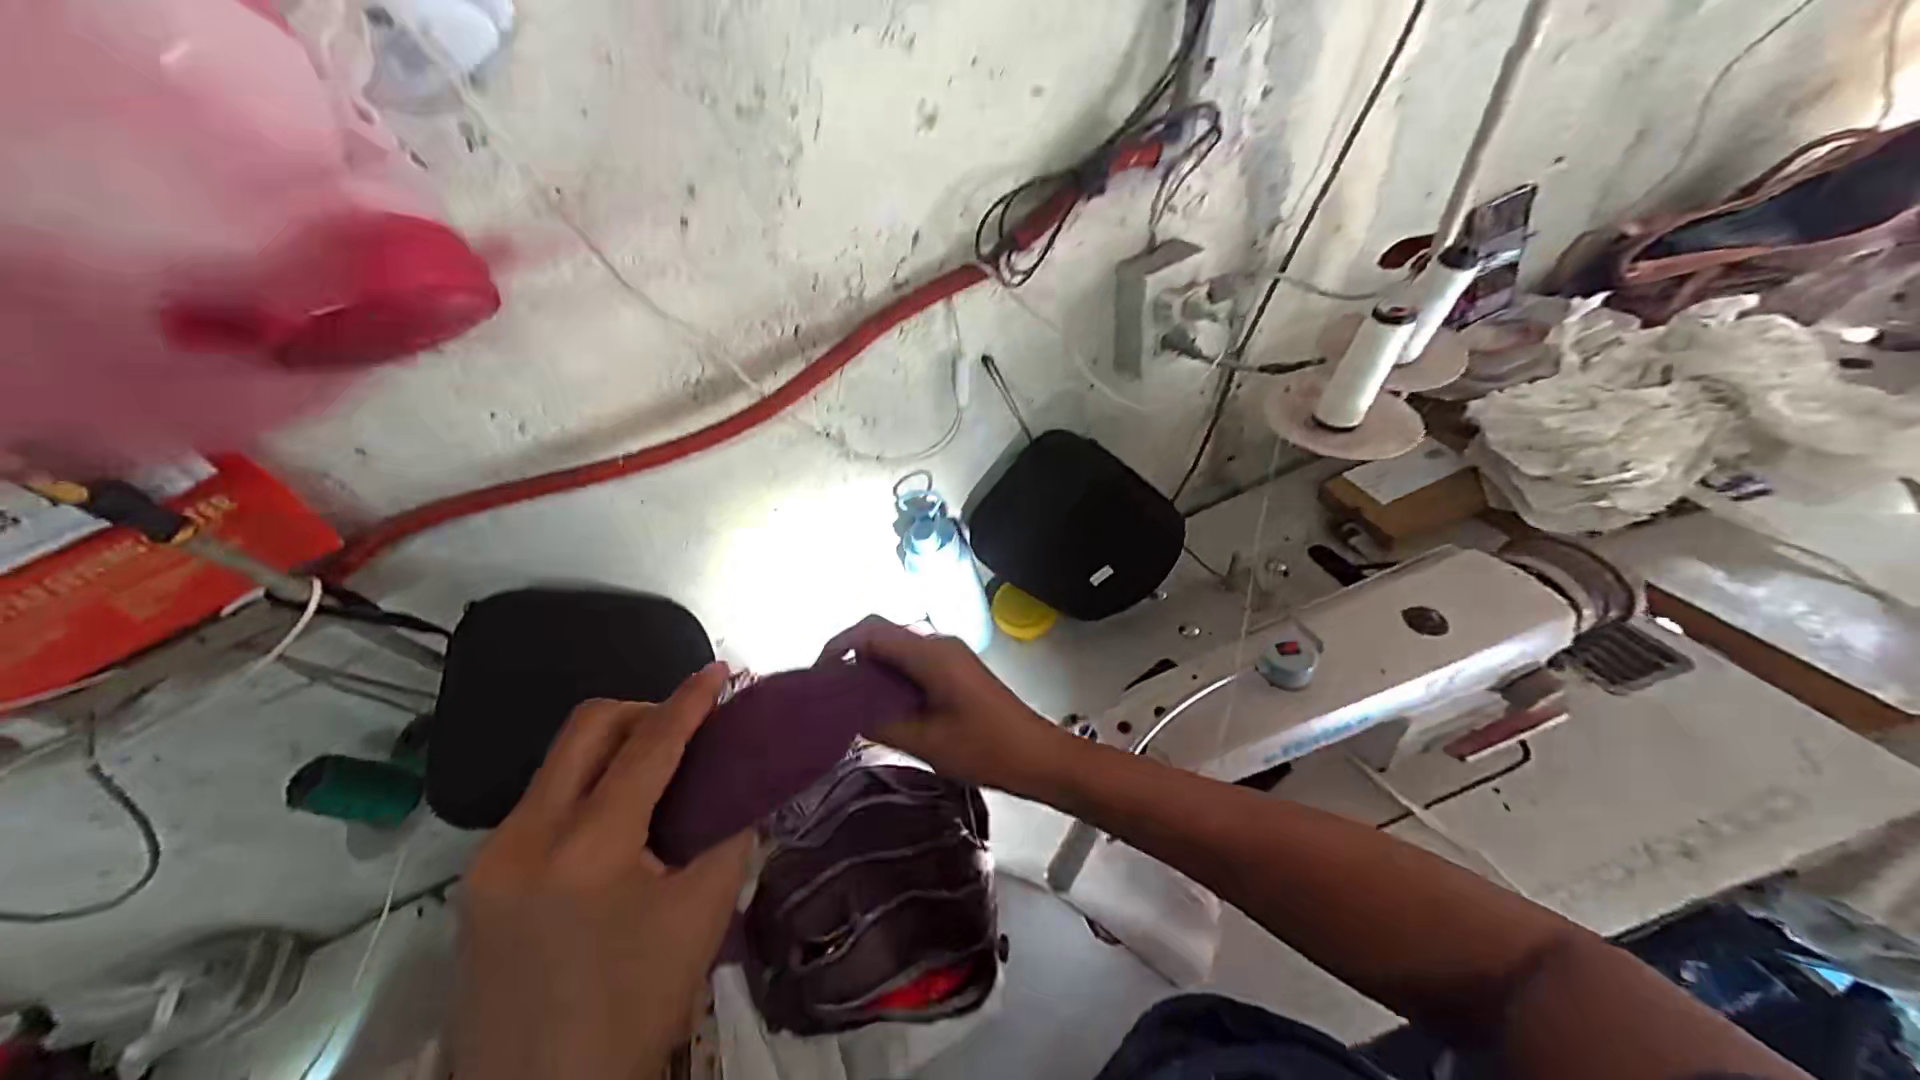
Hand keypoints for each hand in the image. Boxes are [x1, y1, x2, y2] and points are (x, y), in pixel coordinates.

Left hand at [451, 665, 753, 1079]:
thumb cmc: (637, 1005)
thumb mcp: (704, 913)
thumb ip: (730, 830)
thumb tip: (745, 779)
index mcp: (588, 849)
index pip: (648, 746)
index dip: (690, 701)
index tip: (719, 671)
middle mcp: (525, 837)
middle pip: (587, 727)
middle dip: (645, 709)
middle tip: (690, 725)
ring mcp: (491, 856)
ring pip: (560, 760)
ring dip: (615, 746)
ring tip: (661, 768)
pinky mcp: (480, 877)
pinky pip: (543, 798)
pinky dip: (589, 784)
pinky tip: (620, 814)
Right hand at [820, 616, 1075, 793]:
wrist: (1037, 756)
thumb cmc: (984, 749)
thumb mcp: (925, 742)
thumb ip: (880, 722)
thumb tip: (844, 710)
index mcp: (931, 654)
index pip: (872, 630)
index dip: (839, 646)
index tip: (819, 677)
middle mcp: (938, 644)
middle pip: (882, 635)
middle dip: (852, 659)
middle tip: (831, 697)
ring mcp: (948, 654)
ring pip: (896, 650)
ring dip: (871, 670)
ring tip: (850, 706)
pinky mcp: (954, 669)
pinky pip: (912, 662)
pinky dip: (890, 678)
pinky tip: (882, 707)